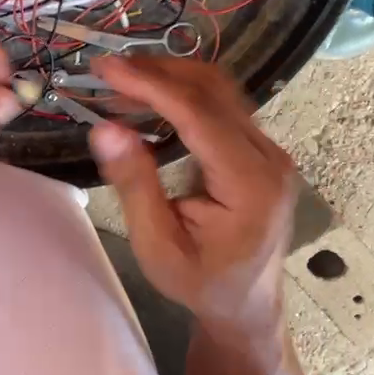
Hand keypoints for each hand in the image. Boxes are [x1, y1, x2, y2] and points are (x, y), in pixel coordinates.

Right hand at [87, 56, 296, 341]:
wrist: (246, 306)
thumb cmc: (200, 282)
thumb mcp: (157, 244)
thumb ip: (135, 184)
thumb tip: (105, 128)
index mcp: (251, 184)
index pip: (198, 114)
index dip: (149, 84)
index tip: (104, 68)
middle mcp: (269, 158)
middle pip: (211, 90)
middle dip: (154, 71)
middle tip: (104, 71)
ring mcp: (268, 150)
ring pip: (217, 88)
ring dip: (166, 75)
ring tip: (119, 81)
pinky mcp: (258, 148)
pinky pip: (219, 103)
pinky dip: (178, 90)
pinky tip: (145, 98)